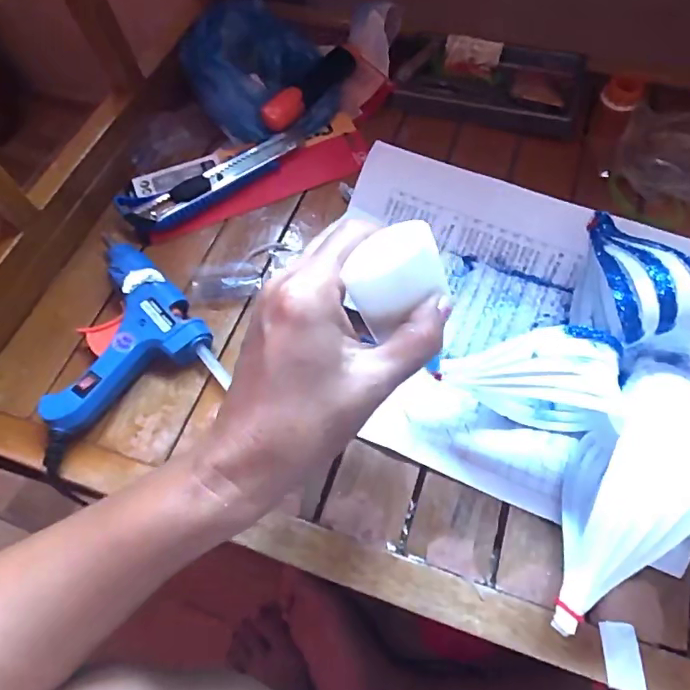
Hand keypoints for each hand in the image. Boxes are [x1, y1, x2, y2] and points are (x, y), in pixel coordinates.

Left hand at [194, 217, 448, 513]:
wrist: (247, 457)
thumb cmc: (308, 423)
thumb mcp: (373, 383)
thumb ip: (416, 340)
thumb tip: (443, 304)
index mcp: (307, 290)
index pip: (354, 232)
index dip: (392, 239)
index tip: (419, 264)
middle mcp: (282, 282)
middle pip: (337, 244)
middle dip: (377, 256)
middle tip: (410, 286)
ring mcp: (268, 299)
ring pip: (321, 265)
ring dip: (356, 276)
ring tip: (390, 306)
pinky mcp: (265, 317)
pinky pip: (306, 287)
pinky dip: (335, 293)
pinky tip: (358, 324)